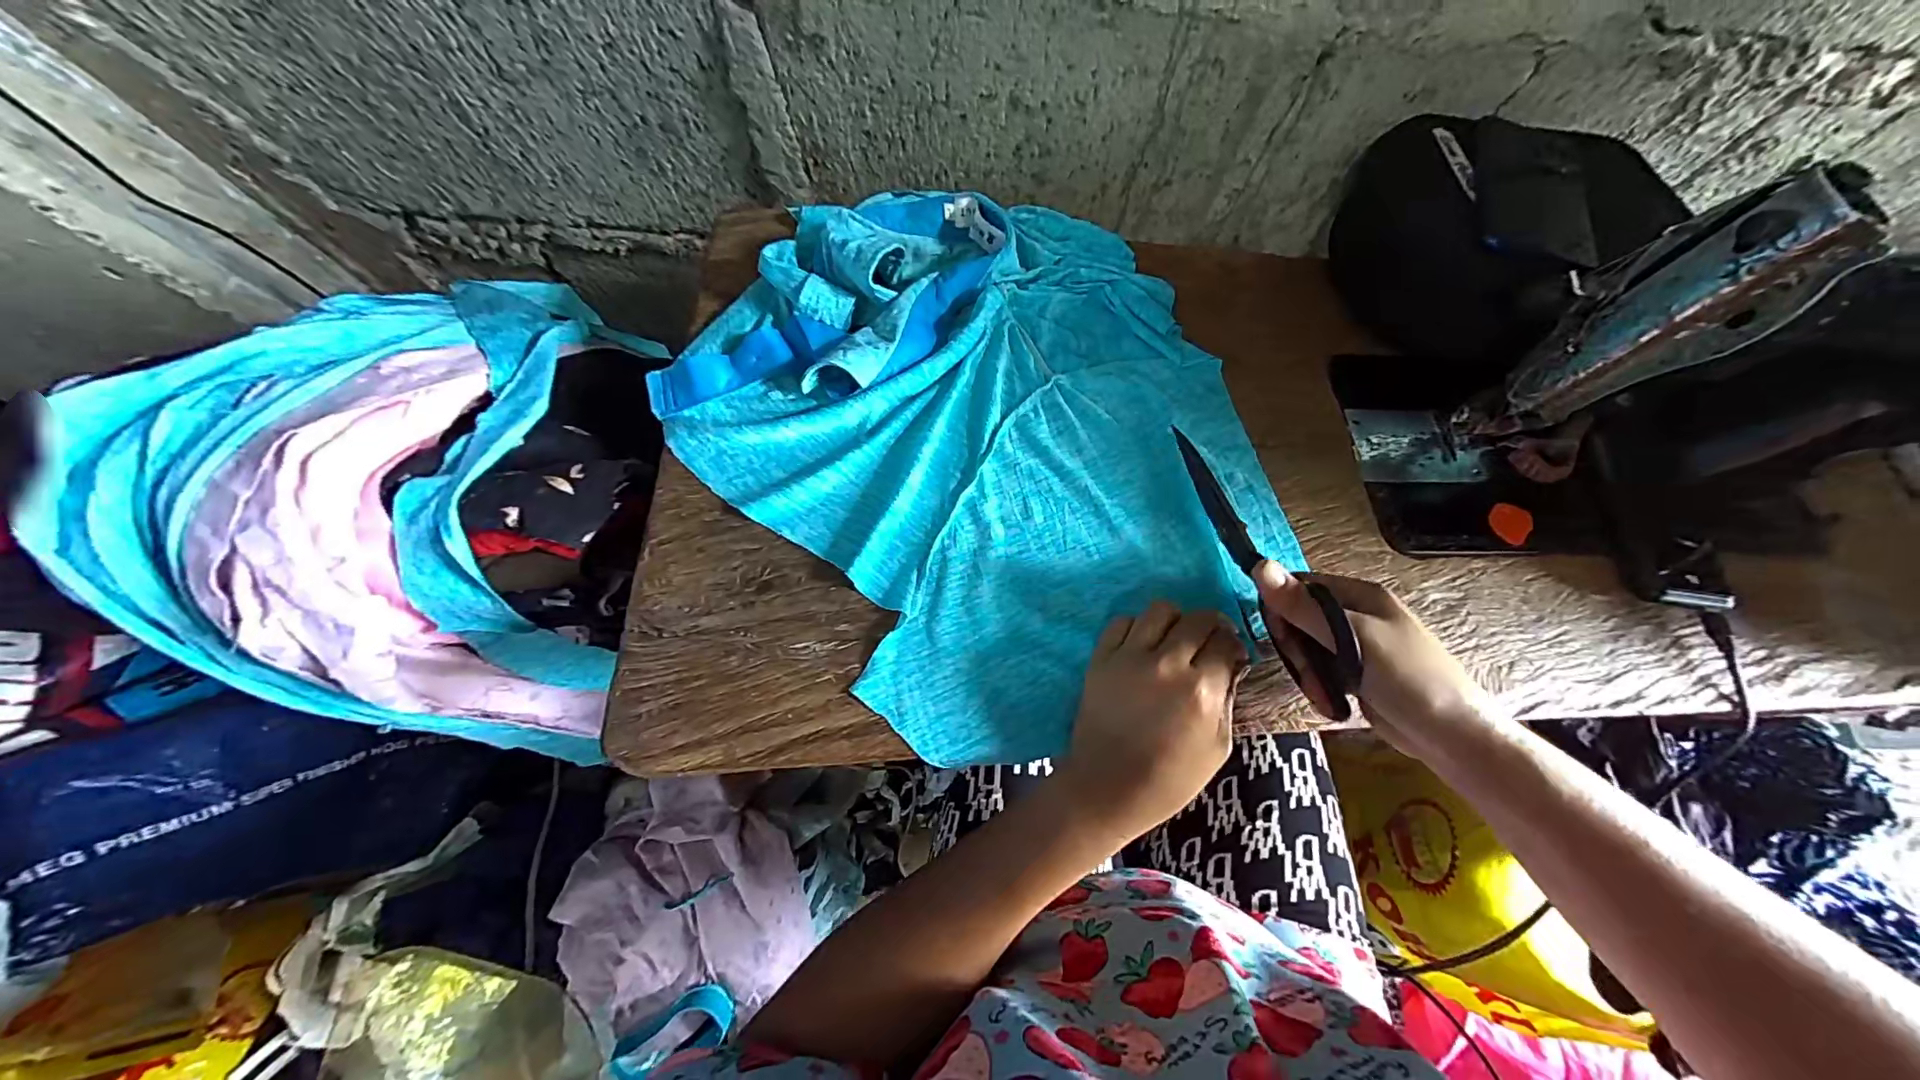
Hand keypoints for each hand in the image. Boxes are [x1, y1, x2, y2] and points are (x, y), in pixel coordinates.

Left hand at [1057, 601, 1246, 839]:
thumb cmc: (1169, 777)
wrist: (1108, 786)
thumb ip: (1226, 699)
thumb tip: (1230, 665)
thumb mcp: (1218, 746)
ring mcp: (1129, 656)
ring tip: (1174, 640)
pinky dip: (1137, 628)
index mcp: (1201, 689)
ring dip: (1175, 620)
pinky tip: (1142, 646)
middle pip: (1198, 618)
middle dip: (1211, 627)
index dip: (1234, 645)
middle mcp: (1166, 664)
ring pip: (1160, 609)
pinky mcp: (1100, 658)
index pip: (1227, 642)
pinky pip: (1122, 621)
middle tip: (1208, 643)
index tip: (1231, 655)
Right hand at [1252, 562, 1496, 765]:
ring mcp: (1356, 646)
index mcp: (1360, 595)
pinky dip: (1320, 687)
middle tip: (1306, 673)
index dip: (1281, 607)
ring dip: (1307, 673)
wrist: (1453, 737)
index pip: (1300, 585)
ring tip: (1323, 695)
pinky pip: (1320, 671)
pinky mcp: (1356, 675)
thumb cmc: (1409, 678)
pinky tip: (1331, 704)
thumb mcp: (1352, 638)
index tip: (1280, 637)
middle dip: (1296, 649)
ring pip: (1307, 648)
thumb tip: (1261, 565)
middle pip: (1299, 619)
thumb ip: (1304, 607)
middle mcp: (1356, 614)